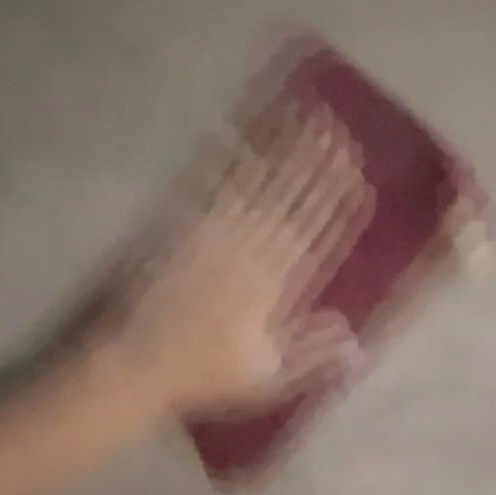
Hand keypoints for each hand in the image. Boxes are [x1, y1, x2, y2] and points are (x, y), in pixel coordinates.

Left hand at [101, 111, 371, 414]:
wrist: (137, 364)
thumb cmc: (205, 374)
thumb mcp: (269, 377)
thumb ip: (313, 353)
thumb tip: (358, 339)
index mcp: (274, 285)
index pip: (314, 233)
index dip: (336, 200)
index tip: (355, 169)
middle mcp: (248, 251)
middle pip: (288, 199)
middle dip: (313, 161)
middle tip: (334, 126)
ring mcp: (212, 234)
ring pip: (252, 184)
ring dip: (277, 149)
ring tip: (297, 117)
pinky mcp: (179, 228)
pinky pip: (204, 187)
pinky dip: (220, 158)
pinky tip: (231, 133)